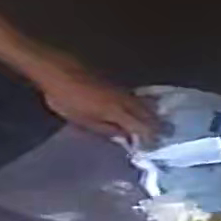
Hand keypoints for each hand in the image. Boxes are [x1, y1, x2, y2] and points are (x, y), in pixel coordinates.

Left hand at [31, 60, 158, 143]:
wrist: (63, 75)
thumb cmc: (69, 100)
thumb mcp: (81, 120)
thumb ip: (105, 129)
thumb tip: (125, 136)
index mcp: (122, 114)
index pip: (144, 128)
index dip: (149, 138)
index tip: (151, 145)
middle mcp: (133, 105)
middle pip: (152, 118)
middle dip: (156, 127)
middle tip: (155, 136)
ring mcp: (131, 96)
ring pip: (151, 109)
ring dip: (153, 118)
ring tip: (151, 125)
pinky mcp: (126, 90)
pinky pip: (144, 102)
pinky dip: (147, 109)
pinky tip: (142, 112)